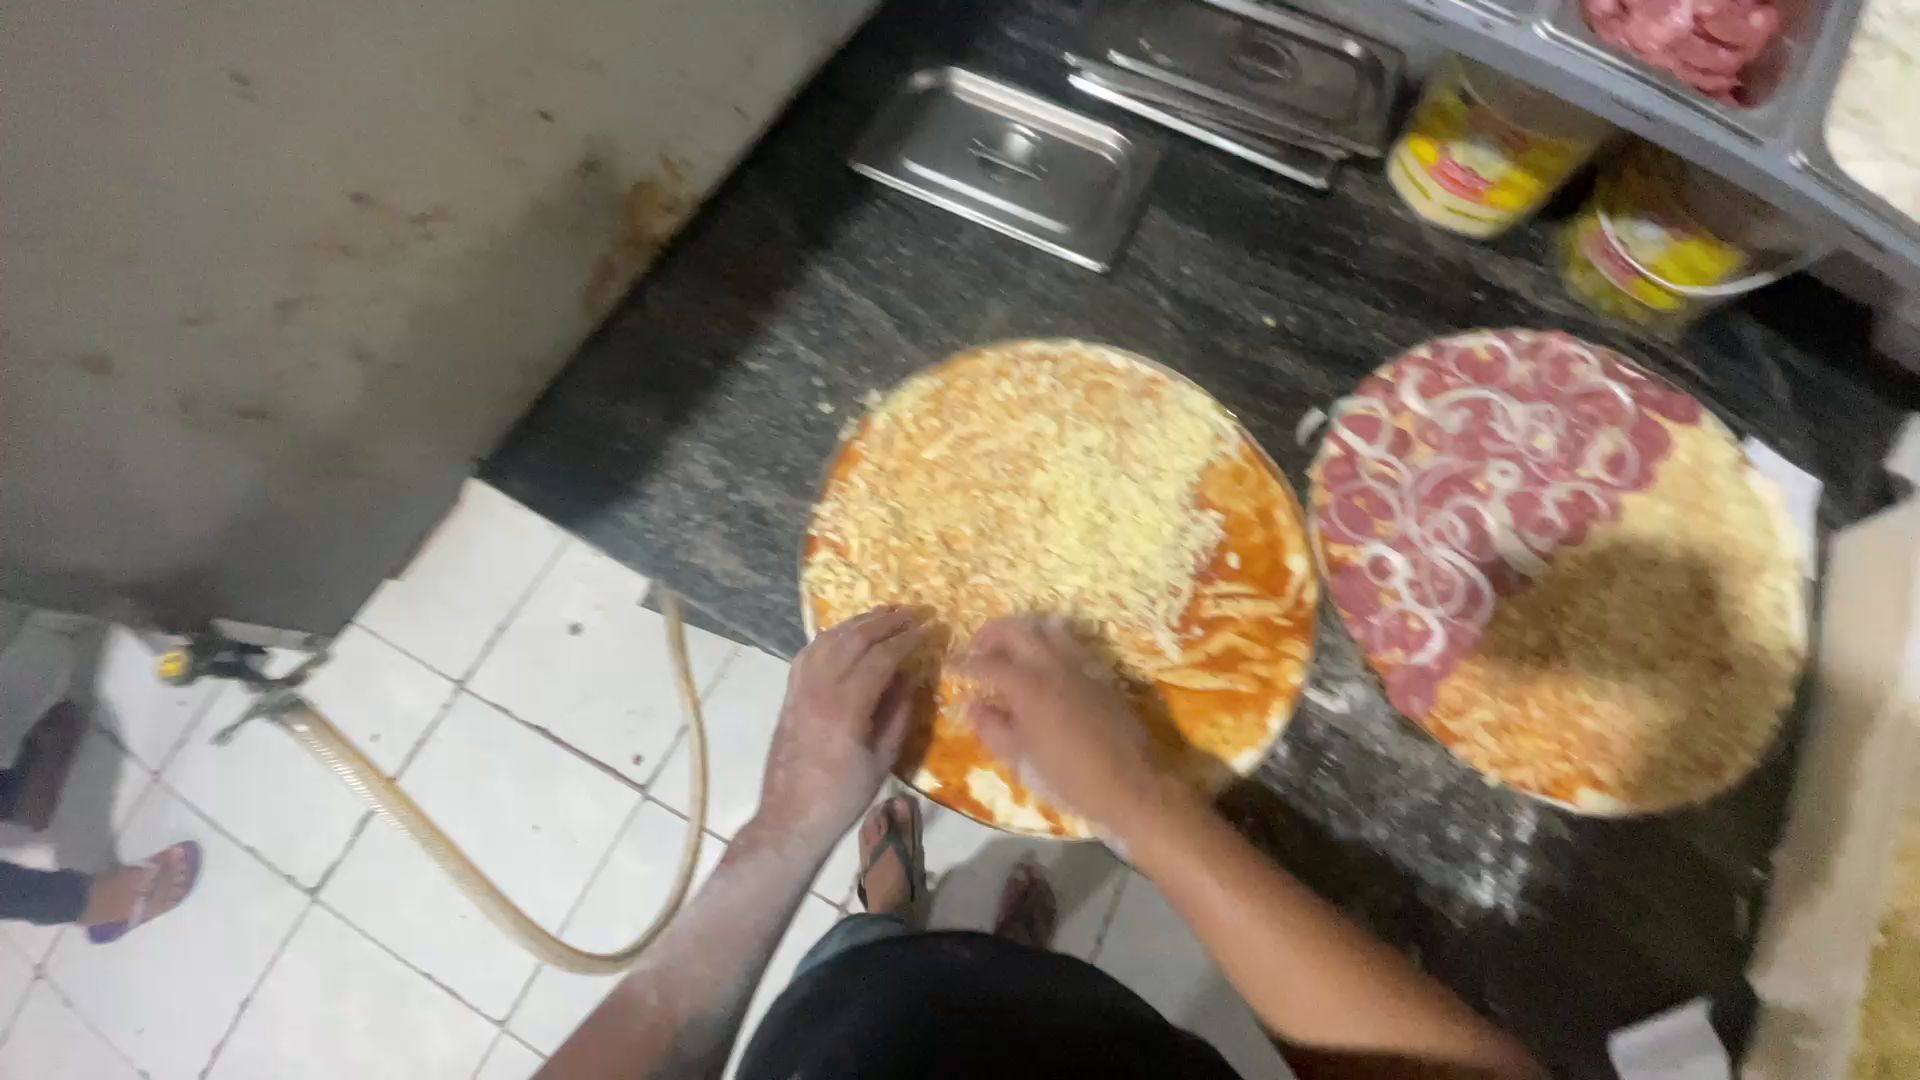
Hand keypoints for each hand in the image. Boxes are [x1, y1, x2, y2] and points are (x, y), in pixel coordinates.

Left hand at [754, 605, 924, 844]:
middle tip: (914, 611)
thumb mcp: (882, 758)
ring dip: (860, 621)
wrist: (790, 817)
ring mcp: (800, 687)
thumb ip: (898, 712)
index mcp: (846, 707)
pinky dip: (833, 635)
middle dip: (887, 620)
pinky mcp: (790, 692)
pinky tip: (848, 633)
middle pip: (854, 638)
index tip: (930, 628)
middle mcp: (819, 688)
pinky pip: (811, 650)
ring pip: (830, 638)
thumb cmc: (843, 795)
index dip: (908, 639)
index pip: (881, 657)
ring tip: (886, 613)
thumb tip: (911, 674)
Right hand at [961, 615, 1166, 828]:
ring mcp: (1080, 666)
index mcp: (1028, 687)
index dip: (963, 663)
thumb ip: (993, 728)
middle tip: (976, 652)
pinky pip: (1068, 644)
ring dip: (1021, 633)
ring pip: (1045, 627)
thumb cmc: (1071, 779)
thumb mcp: (1022, 761)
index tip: (949, 666)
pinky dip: (1047, 643)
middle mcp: (1052, 666)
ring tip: (1009, 653)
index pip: (986, 663)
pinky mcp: (1099, 674)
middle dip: (989, 635)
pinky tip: (1043, 666)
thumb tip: (972, 706)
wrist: (1133, 785)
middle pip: (1014, 628)